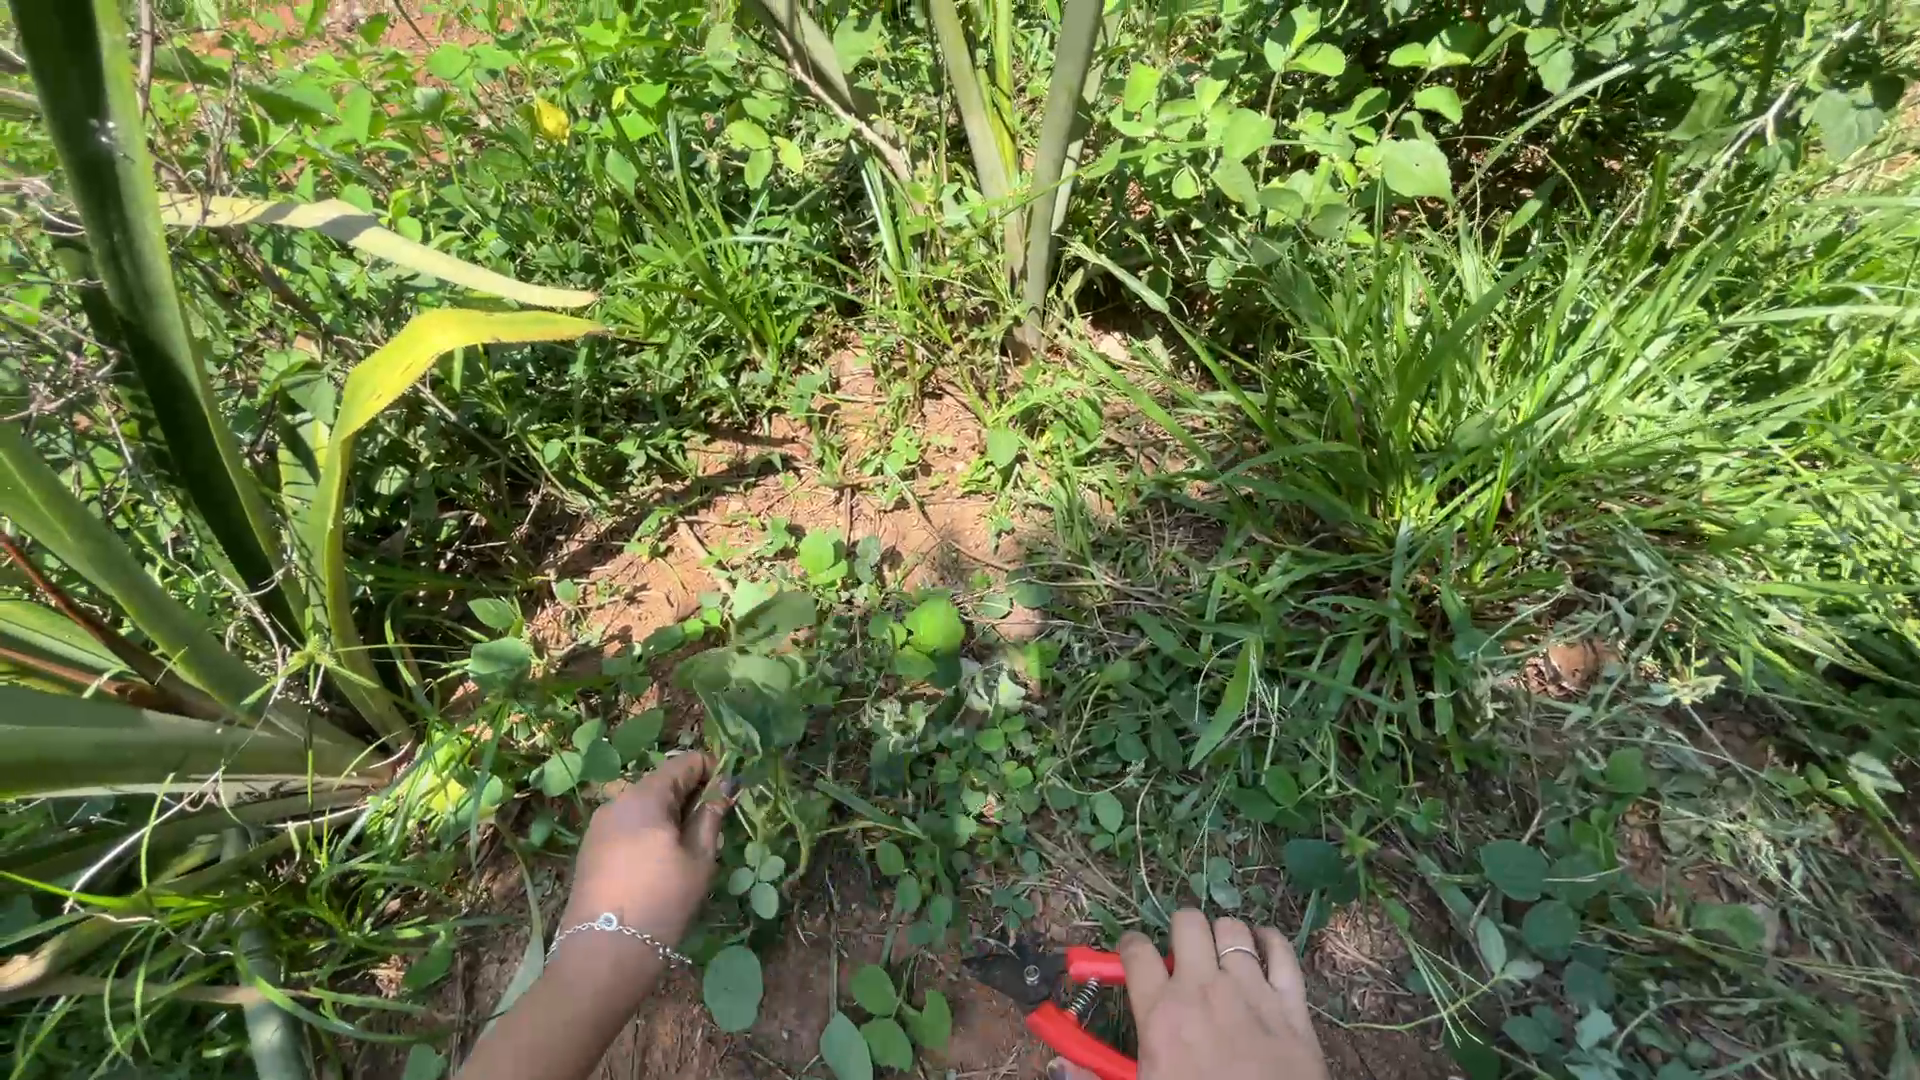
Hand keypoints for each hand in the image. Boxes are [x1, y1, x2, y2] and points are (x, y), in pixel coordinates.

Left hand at [555, 753, 731, 961]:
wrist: (603, 956)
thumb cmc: (661, 901)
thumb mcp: (699, 857)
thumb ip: (711, 815)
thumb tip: (724, 787)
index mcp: (645, 796)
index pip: (686, 762)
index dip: (713, 771)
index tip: (729, 797)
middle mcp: (618, 802)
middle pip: (664, 783)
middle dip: (693, 798)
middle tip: (714, 831)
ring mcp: (600, 826)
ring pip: (647, 807)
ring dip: (672, 817)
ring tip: (689, 853)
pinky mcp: (591, 850)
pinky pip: (630, 827)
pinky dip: (651, 834)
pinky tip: (660, 866)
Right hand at [1052, 909, 1328, 1079]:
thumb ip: (1094, 1077)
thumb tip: (1056, 1067)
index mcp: (1161, 1012)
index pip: (1135, 950)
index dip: (1131, 946)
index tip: (1135, 955)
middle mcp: (1203, 989)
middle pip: (1186, 922)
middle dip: (1182, 931)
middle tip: (1182, 954)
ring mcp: (1250, 993)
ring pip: (1233, 930)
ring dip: (1224, 937)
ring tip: (1221, 955)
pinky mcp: (1291, 1007)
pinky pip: (1282, 953)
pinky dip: (1271, 943)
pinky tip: (1262, 948)